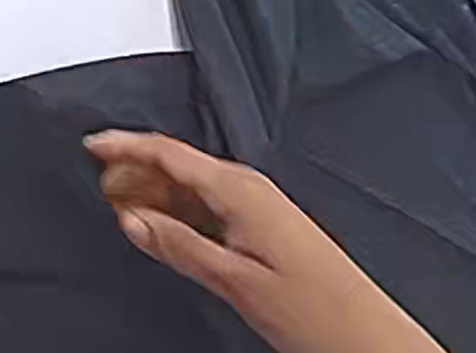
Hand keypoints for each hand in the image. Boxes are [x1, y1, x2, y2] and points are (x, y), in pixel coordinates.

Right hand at [85, 131, 443, 352]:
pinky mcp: (261, 222)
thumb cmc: (321, 314)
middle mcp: (245, 185)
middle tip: (101, 187)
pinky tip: (163, 227)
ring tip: (124, 209)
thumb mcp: (236, 281)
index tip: (91, 143)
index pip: (166, 151)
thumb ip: (177, 244)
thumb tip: (129, 218)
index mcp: (238, 187)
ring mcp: (255, 203)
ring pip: (187, 183)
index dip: (124, 144)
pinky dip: (176, 209)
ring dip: (153, 192)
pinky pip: (204, 202)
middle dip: (134, 171)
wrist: (383, 348)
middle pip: (174, 163)